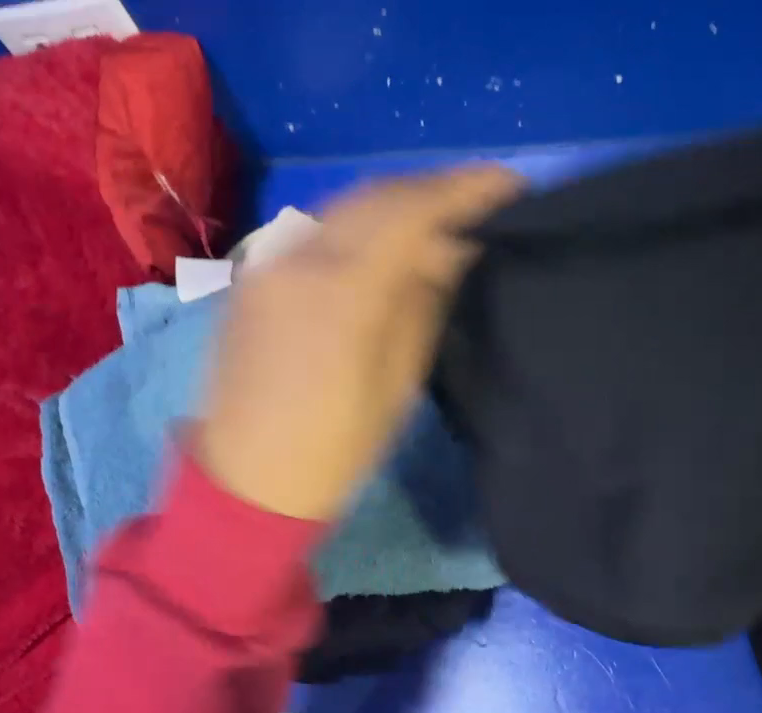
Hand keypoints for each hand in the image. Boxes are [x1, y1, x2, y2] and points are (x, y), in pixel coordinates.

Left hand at [199, 166, 523, 520]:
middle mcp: (300, 255)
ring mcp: (269, 260)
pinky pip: (315, 229)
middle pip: (378, 195)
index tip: (513, 184)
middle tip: (479, 203)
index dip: (467, 189)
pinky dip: (358, 224)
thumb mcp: (398, 381)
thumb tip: (458, 248)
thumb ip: (426, 300)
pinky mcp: (252, 274)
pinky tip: (382, 242)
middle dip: (433, 191)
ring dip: (395, 203)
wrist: (248, 478)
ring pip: (344, 206)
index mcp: (343, 288)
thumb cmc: (334, 447)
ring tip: (437, 220)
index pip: (414, 209)